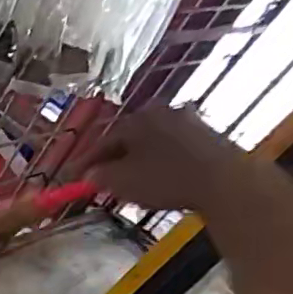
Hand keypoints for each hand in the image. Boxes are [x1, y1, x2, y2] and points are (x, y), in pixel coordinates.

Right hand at [83, 106, 256, 212]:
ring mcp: (186, 121)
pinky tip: (151, 178)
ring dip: (133, 161)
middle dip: (110, 159)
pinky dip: (154, 162)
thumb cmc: (164, 178)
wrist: (223, 180)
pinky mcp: (205, 135)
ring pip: (147, 143)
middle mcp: (160, 112)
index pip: (100, 142)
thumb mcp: (119, 181)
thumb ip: (97, 176)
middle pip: (126, 139)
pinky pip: (167, 148)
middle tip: (97, 179)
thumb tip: (89, 174)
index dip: (82, 163)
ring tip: (123, 181)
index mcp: (136, 119)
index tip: (69, 179)